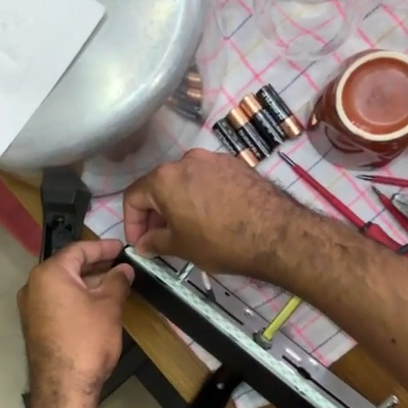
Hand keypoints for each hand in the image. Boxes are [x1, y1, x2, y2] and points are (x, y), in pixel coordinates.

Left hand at [18, 238, 133, 404]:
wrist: (64, 387)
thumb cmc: (87, 341)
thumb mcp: (108, 307)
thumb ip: (117, 281)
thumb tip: (123, 269)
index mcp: (48, 274)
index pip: (78, 250)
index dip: (103, 247)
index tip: (122, 248)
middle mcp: (33, 286)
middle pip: (67, 267)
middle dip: (95, 266)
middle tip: (120, 265)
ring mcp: (30, 308)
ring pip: (62, 286)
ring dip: (87, 284)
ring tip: (114, 285)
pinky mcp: (35, 326)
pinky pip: (57, 303)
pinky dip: (76, 299)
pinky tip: (96, 305)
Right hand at [123, 149, 303, 278]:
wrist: (275, 233)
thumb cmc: (219, 241)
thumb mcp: (180, 247)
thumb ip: (155, 242)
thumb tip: (144, 244)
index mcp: (164, 178)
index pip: (133, 197)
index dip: (132, 223)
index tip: (140, 243)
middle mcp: (186, 161)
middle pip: (159, 185)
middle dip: (156, 213)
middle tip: (161, 238)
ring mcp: (214, 159)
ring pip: (185, 180)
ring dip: (179, 203)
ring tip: (188, 228)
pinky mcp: (237, 164)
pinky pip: (209, 179)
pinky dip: (202, 196)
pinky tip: (213, 217)